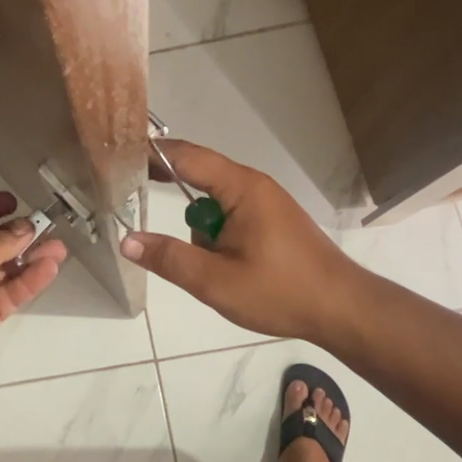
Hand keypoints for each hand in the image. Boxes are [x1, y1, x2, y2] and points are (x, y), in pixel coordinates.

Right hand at [119, 140, 358, 341]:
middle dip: (167, 183)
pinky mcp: (272, 219)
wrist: (344, 309)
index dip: (151, 152)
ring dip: (198, 221)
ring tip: (197, 259)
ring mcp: (266, 201)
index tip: (118, 152)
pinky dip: (215, 228)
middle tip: (128, 191)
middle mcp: (254, 184)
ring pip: (214, 198)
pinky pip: (231, 211)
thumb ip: (169, 258)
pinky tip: (218, 262)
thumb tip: (127, 240)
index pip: (187, 156)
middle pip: (199, 172)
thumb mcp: (216, 281)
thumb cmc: (281, 292)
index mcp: (242, 188)